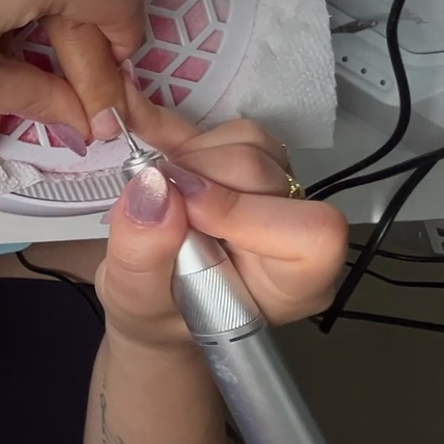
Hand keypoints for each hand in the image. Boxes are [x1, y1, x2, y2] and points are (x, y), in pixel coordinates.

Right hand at [94, 105, 348, 351]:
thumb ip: (142, 251)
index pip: (307, 232)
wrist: (153, 302)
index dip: (243, 209)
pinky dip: (178, 132)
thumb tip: (151, 186)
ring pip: (251, 143)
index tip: (182, 210)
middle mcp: (296, 232)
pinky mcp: (244, 168)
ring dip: (190, 155)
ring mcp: (275, 193)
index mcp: (292, 282)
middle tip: (152, 198)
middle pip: (267, 174)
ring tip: (158, 188)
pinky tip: (148, 143)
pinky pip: (225, 130)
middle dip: (198, 176)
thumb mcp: (135, 298)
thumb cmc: (153, 313)